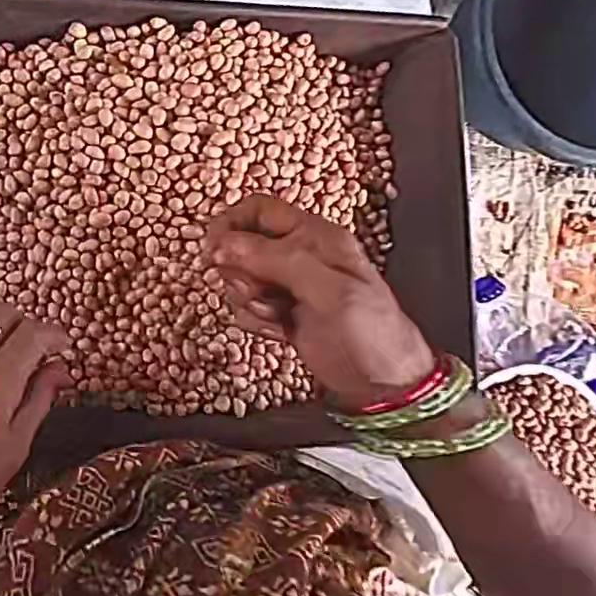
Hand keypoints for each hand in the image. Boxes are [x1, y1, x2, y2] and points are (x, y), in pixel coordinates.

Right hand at [205, 195, 436, 410]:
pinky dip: (255, 321)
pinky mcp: (282, 314)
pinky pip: (247, 308)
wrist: (382, 385)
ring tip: (275, 315)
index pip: (259, 210)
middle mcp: (299, 256)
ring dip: (247, 299)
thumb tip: (224, 244)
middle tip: (256, 291)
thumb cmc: (371, 333)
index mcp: (316, 236)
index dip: (230, 224)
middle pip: (241, 246)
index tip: (213, 250)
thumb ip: (277, 261)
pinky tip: (280, 332)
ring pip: (240, 278)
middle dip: (238, 270)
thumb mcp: (328, 290)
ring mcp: (289, 286)